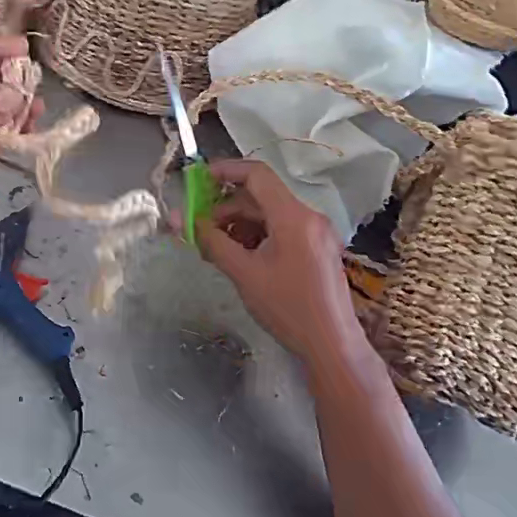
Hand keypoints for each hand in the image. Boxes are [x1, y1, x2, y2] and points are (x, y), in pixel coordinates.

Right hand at [188, 159, 369, 370]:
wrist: (332, 345)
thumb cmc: (287, 307)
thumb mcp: (243, 273)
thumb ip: (212, 242)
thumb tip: (184, 221)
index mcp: (293, 216)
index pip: (257, 175)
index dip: (225, 171)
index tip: (199, 180)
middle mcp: (308, 216)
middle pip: (260, 196)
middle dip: (226, 207)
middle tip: (200, 227)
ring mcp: (316, 232)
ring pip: (270, 214)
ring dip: (240, 223)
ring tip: (217, 247)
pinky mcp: (318, 248)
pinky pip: (282, 229)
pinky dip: (258, 235)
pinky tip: (241, 256)